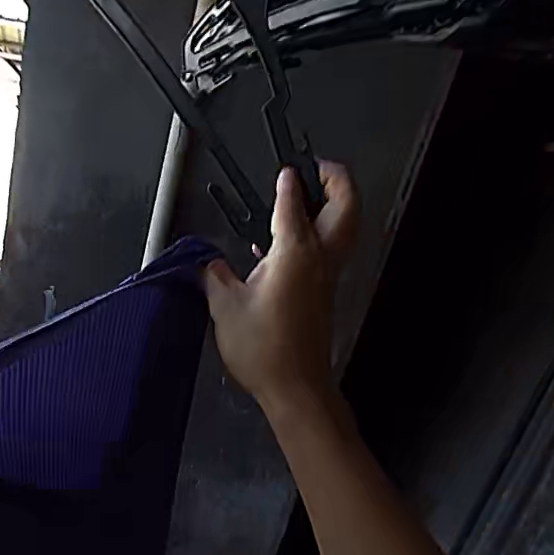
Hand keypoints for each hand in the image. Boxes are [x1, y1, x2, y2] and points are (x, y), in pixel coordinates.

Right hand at [203, 160, 359, 415]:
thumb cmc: (262, 348)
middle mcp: (319, 260)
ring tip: (311, 196)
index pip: (292, 206)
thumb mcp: (224, 307)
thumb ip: (215, 276)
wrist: (294, 386)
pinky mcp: (323, 294)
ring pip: (344, 229)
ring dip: (334, 206)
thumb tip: (208, 263)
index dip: (287, 185)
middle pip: (344, 207)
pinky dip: (321, 233)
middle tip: (319, 168)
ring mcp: (326, 277)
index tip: (284, 170)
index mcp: (295, 255)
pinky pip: (330, 251)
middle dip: (336, 181)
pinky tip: (289, 243)